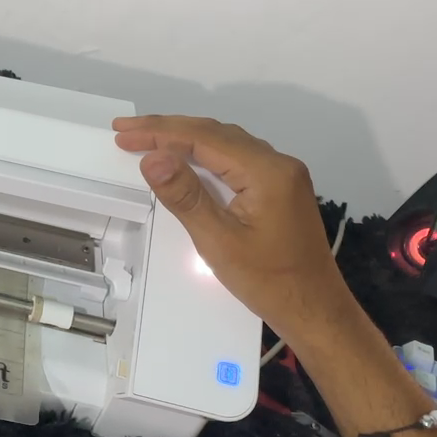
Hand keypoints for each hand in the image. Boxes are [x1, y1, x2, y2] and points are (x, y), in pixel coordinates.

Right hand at [112, 115, 354, 344]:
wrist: (314, 309)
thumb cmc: (267, 280)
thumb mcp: (217, 240)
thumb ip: (185, 196)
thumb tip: (152, 157)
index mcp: (266, 171)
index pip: (203, 138)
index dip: (158, 133)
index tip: (122, 134)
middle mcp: (277, 163)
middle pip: (214, 132)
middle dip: (167, 128)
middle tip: (126, 129)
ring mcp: (281, 174)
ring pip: (225, 141)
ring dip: (184, 135)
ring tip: (146, 137)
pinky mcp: (279, 186)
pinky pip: (235, 155)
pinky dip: (203, 150)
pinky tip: (184, 156)